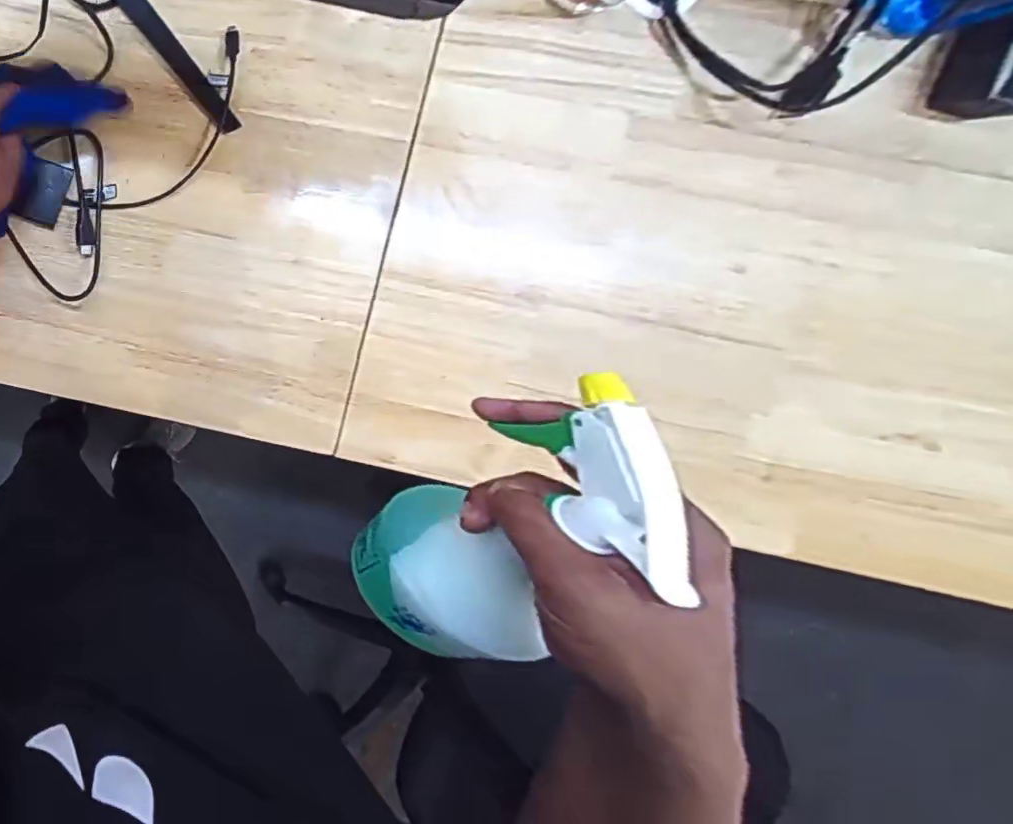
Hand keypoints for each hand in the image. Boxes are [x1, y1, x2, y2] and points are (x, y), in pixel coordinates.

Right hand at [463, 399, 745, 782]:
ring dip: (511, 502)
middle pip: (581, 465)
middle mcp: (656, 525)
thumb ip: (533, 524)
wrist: (661, 735)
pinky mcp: (611, 568)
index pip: (611, 443)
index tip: (492, 412)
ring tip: (477, 526)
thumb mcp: (578, 587)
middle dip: (519, 463)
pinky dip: (522, 523)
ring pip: (562, 497)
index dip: (550, 416)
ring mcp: (634, 548)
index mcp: (671, 521)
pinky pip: (561, 525)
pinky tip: (502, 538)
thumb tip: (496, 488)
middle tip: (479, 461)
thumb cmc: (638, 664)